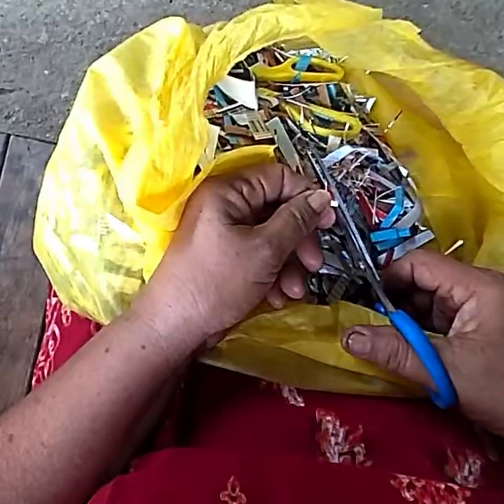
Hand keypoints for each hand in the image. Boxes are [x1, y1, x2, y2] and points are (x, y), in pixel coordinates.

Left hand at [126, 161, 335, 353]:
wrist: (175, 327)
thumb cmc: (213, 283)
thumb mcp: (264, 249)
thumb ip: (296, 220)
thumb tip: (320, 197)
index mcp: (226, 192)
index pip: (278, 177)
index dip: (306, 197)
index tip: (328, 221)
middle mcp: (223, 207)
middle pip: (277, 210)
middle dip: (299, 239)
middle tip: (313, 263)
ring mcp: (222, 234)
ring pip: (271, 238)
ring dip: (289, 263)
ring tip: (294, 289)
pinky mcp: (224, 259)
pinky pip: (257, 257)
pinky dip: (272, 274)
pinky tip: (278, 296)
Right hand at [342, 249, 503, 484]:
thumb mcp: (447, 371)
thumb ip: (395, 351)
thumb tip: (346, 336)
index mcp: (479, 286)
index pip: (419, 263)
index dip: (385, 276)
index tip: (356, 298)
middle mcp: (478, 291)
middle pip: (420, 281)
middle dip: (389, 300)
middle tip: (359, 319)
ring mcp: (477, 312)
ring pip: (424, 303)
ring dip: (400, 320)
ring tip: (372, 335)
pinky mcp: (474, 333)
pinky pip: (434, 322)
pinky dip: (414, 333)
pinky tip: (396, 348)